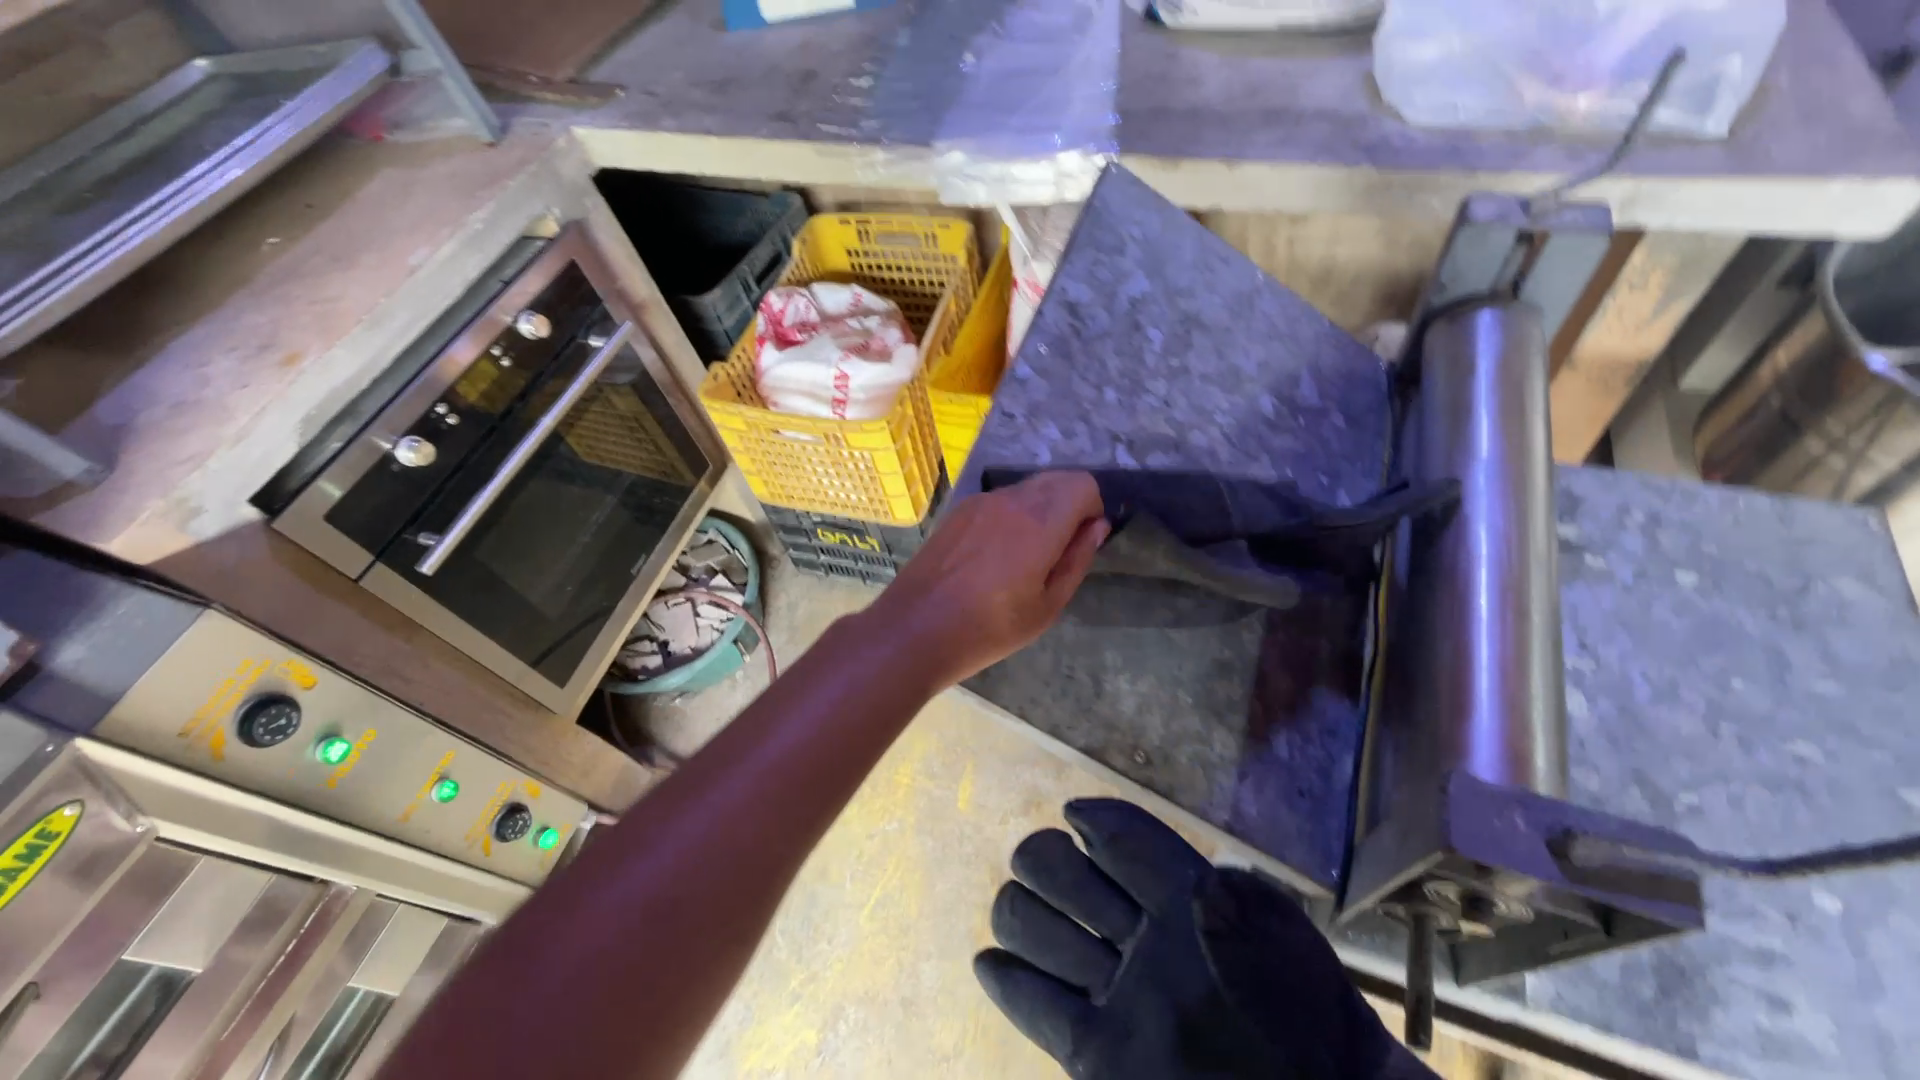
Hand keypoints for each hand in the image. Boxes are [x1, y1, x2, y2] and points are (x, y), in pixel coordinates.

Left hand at [866, 471, 1106, 685]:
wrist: (914, 631)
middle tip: (1058, 554)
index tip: (1081, 544)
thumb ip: (1076, 560)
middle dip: (1069, 506)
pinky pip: (999, 502)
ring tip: (1026, 560)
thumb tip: (1096, 526)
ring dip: (1040, 511)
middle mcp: (1009, 499)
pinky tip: (997, 558)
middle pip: (1056, 480)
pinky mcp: (957, 513)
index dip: (1092, 509)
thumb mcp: (1046, 606)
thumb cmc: (988, 629)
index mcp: (1038, 521)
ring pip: (1026, 490)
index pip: (1083, 484)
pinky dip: (1012, 517)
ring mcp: (979, 502)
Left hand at [975, 799, 1430, 1079]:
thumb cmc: (1307, 1016)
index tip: (1076, 818)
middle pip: (1048, 866)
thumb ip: (1204, 883)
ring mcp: (1124, 1002)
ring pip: (1023, 921)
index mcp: (1201, 900)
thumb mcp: (1273, 925)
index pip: (1114, 833)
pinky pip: (1027, 999)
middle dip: (1040, 859)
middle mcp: (1155, 944)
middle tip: (1047, 869)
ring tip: (1026, 913)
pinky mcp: (1101, 1059)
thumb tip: (1124, 842)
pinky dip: (1002, 975)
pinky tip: (994, 966)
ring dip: (1018, 910)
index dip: (1087, 818)